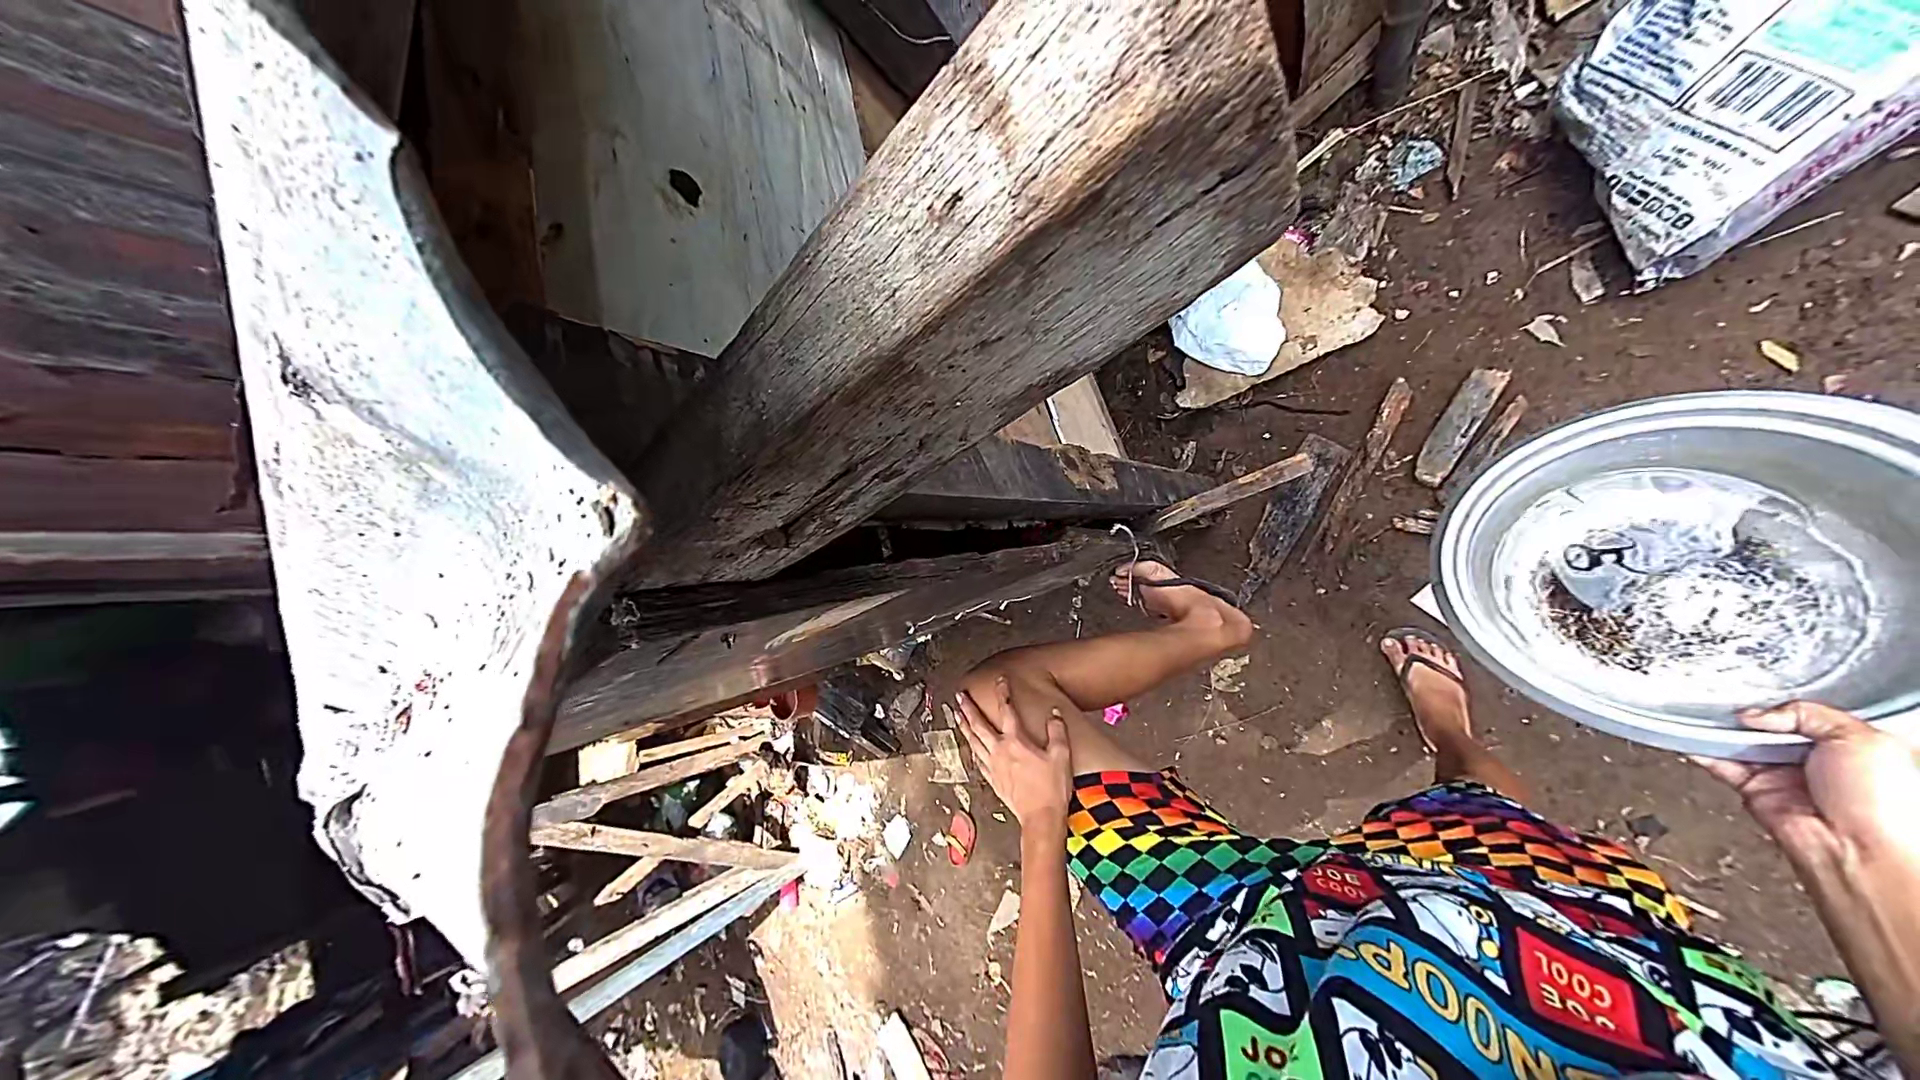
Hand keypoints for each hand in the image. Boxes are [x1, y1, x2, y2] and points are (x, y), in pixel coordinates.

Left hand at [956, 677, 1073, 831]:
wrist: (1041, 818)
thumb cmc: (1051, 789)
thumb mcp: (1061, 755)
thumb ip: (1056, 731)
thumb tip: (1054, 714)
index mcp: (1016, 742)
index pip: (1007, 710)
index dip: (1003, 692)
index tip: (1000, 680)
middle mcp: (1000, 751)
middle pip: (980, 724)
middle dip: (969, 708)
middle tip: (960, 696)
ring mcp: (994, 766)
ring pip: (973, 741)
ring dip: (964, 726)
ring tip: (957, 716)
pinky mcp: (993, 780)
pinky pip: (978, 760)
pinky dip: (972, 749)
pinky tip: (970, 747)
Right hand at [1695, 701, 1919, 869]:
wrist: (1856, 849)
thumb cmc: (1887, 805)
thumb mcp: (1863, 739)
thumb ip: (1809, 714)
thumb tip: (1757, 713)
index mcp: (1855, 746)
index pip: (1812, 713)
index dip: (1787, 700)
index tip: (1765, 690)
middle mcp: (1818, 759)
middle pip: (1769, 724)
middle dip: (1749, 713)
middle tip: (1732, 701)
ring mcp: (1783, 772)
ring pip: (1739, 740)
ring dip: (1720, 729)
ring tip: (1704, 714)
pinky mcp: (1752, 786)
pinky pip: (1717, 761)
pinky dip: (1698, 747)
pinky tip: (1687, 733)